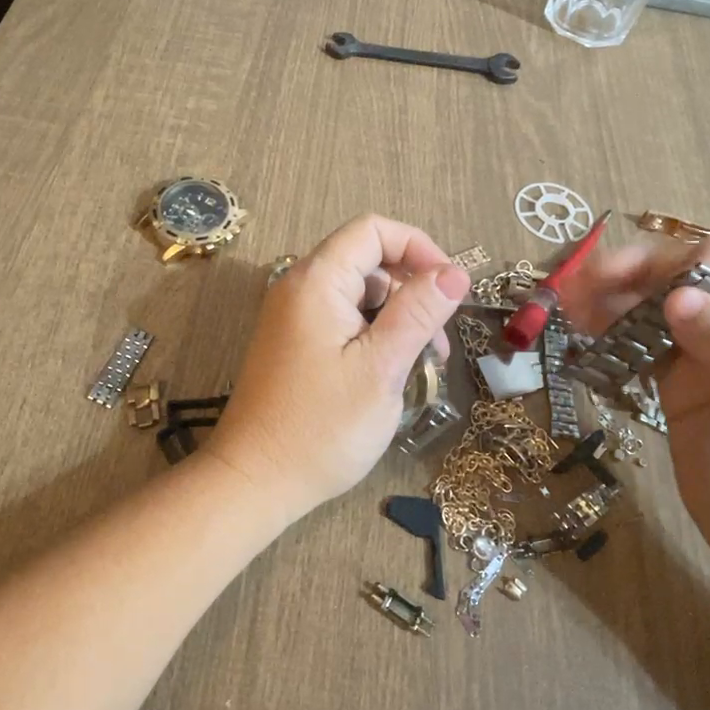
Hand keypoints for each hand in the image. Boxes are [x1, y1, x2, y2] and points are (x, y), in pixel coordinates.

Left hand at [206, 215, 469, 523]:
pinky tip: (391, 371)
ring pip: (357, 292)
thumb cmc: (320, 427)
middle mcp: (298, 287)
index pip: (372, 230)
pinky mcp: (293, 342)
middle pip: (365, 259)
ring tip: (422, 362)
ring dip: (396, 315)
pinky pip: (341, 318)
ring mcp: (292, 316)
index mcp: (316, 281)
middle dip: (410, 287)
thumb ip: (418, 313)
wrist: (255, 479)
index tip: (450, 287)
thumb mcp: (381, 368)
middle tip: (439, 339)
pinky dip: (373, 333)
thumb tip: (454, 272)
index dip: (418, 246)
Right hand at [560, 224, 709, 616]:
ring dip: (615, 295)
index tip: (674, 287)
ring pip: (661, 302)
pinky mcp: (681, 383)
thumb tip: (678, 296)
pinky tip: (582, 333)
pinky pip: (642, 341)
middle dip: (644, 269)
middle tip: (591, 281)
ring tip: (571, 304)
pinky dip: (610, 332)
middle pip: (697, 270)